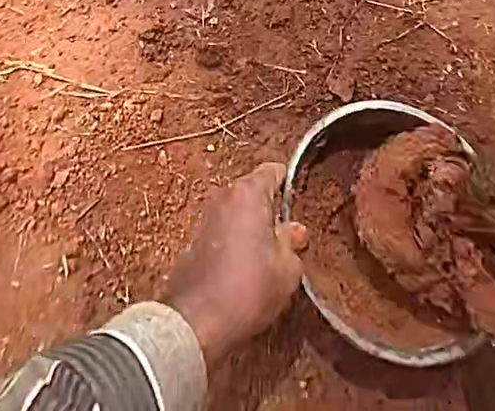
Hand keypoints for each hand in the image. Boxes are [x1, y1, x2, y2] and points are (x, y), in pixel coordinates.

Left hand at [165, 162, 307, 361]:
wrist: (196, 322)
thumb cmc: (248, 288)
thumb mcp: (287, 268)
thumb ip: (292, 241)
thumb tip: (295, 230)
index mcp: (249, 192)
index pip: (274, 171)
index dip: (290, 184)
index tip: (300, 204)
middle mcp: (225, 196)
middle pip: (255, 192)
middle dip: (272, 211)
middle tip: (290, 239)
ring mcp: (207, 216)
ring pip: (239, 212)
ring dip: (253, 227)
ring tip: (270, 259)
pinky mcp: (195, 239)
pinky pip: (224, 230)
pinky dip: (236, 241)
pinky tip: (246, 270)